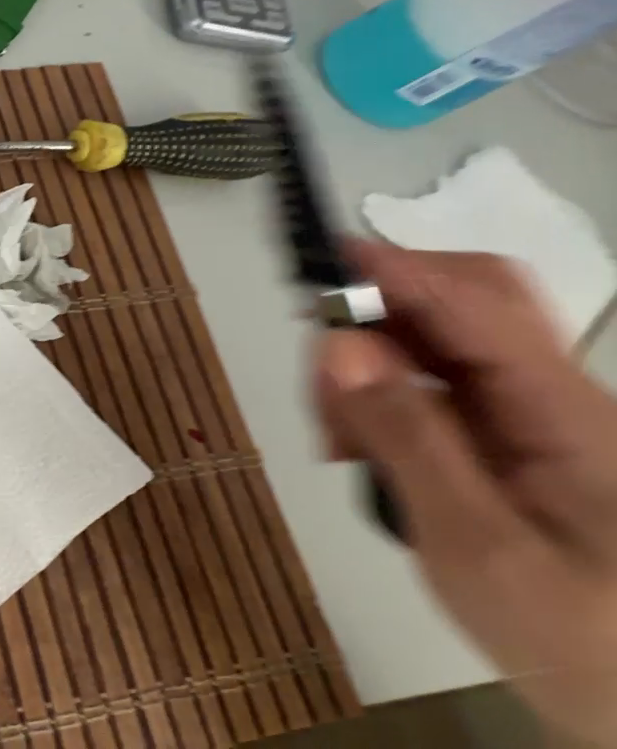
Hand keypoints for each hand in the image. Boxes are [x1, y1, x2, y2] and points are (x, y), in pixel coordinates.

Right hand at [313, 241, 616, 745]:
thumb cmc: (576, 639)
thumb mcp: (473, 545)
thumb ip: (407, 439)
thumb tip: (340, 347)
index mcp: (566, 415)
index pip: (474, 306)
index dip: (394, 270)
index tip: (317, 256)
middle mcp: (558, 399)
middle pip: (470, 302)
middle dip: (381, 309)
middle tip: (324, 369)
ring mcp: (540, 419)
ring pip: (444, 340)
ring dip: (373, 358)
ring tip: (336, 430)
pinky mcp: (520, 441)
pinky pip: (441, 383)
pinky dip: (385, 391)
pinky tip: (360, 441)